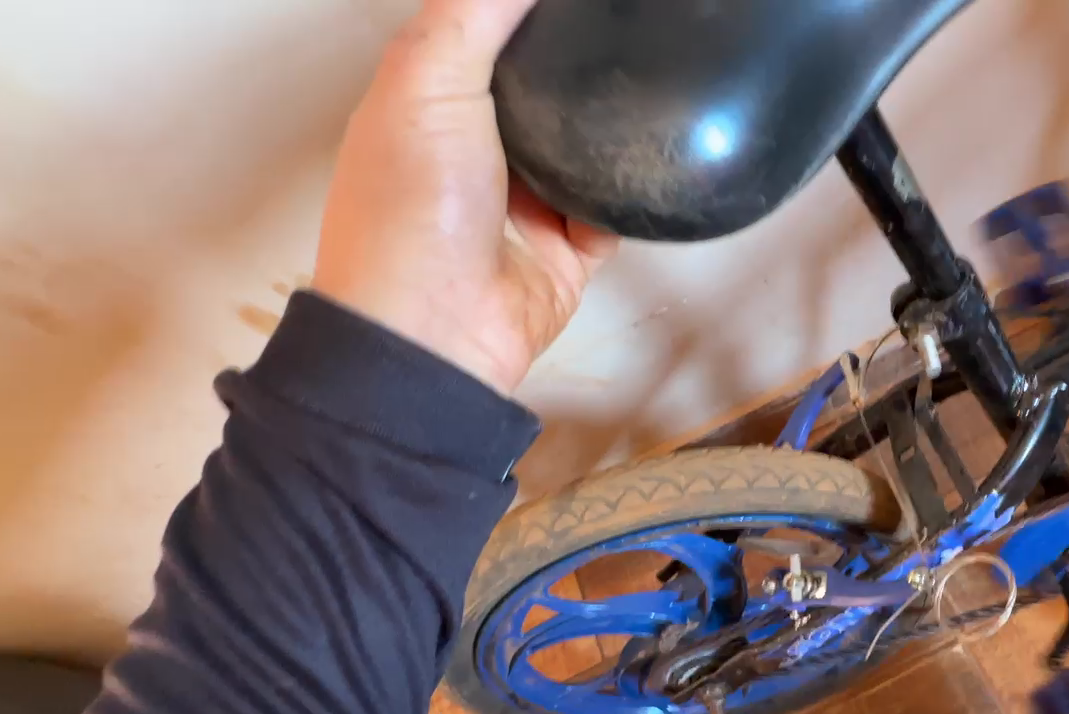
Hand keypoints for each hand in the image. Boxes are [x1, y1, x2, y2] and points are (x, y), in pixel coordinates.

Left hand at [312, 0, 617, 393]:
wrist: (441, 327)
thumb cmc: (415, 200)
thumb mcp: (426, 79)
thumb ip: (473, 12)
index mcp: (431, 105)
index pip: (485, 40)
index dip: (523, 17)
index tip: (575, 8)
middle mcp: (479, 155)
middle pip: (539, 102)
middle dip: (576, 75)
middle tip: (627, 38)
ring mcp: (525, 211)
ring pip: (578, 159)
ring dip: (606, 136)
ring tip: (653, 88)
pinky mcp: (567, 258)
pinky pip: (606, 218)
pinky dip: (622, 201)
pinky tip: (647, 169)